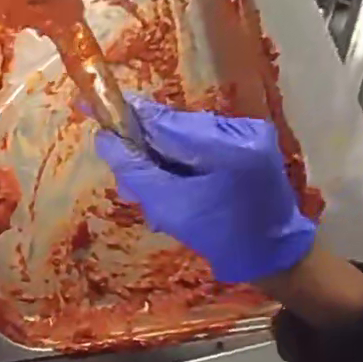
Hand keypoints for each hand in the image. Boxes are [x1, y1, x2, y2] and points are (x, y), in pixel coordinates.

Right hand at [95, 97, 317, 283]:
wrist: (273, 257)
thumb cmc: (222, 238)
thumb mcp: (171, 208)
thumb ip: (136, 171)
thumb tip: (104, 139)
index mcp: (225, 143)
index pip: (160, 120)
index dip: (122, 114)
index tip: (89, 104)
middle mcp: (239, 128)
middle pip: (170, 128)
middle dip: (142, 155)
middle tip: (130, 191)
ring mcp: (246, 135)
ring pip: (181, 138)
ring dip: (159, 165)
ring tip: (155, 202)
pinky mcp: (246, 145)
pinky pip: (197, 147)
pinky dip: (178, 168)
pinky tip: (175, 194)